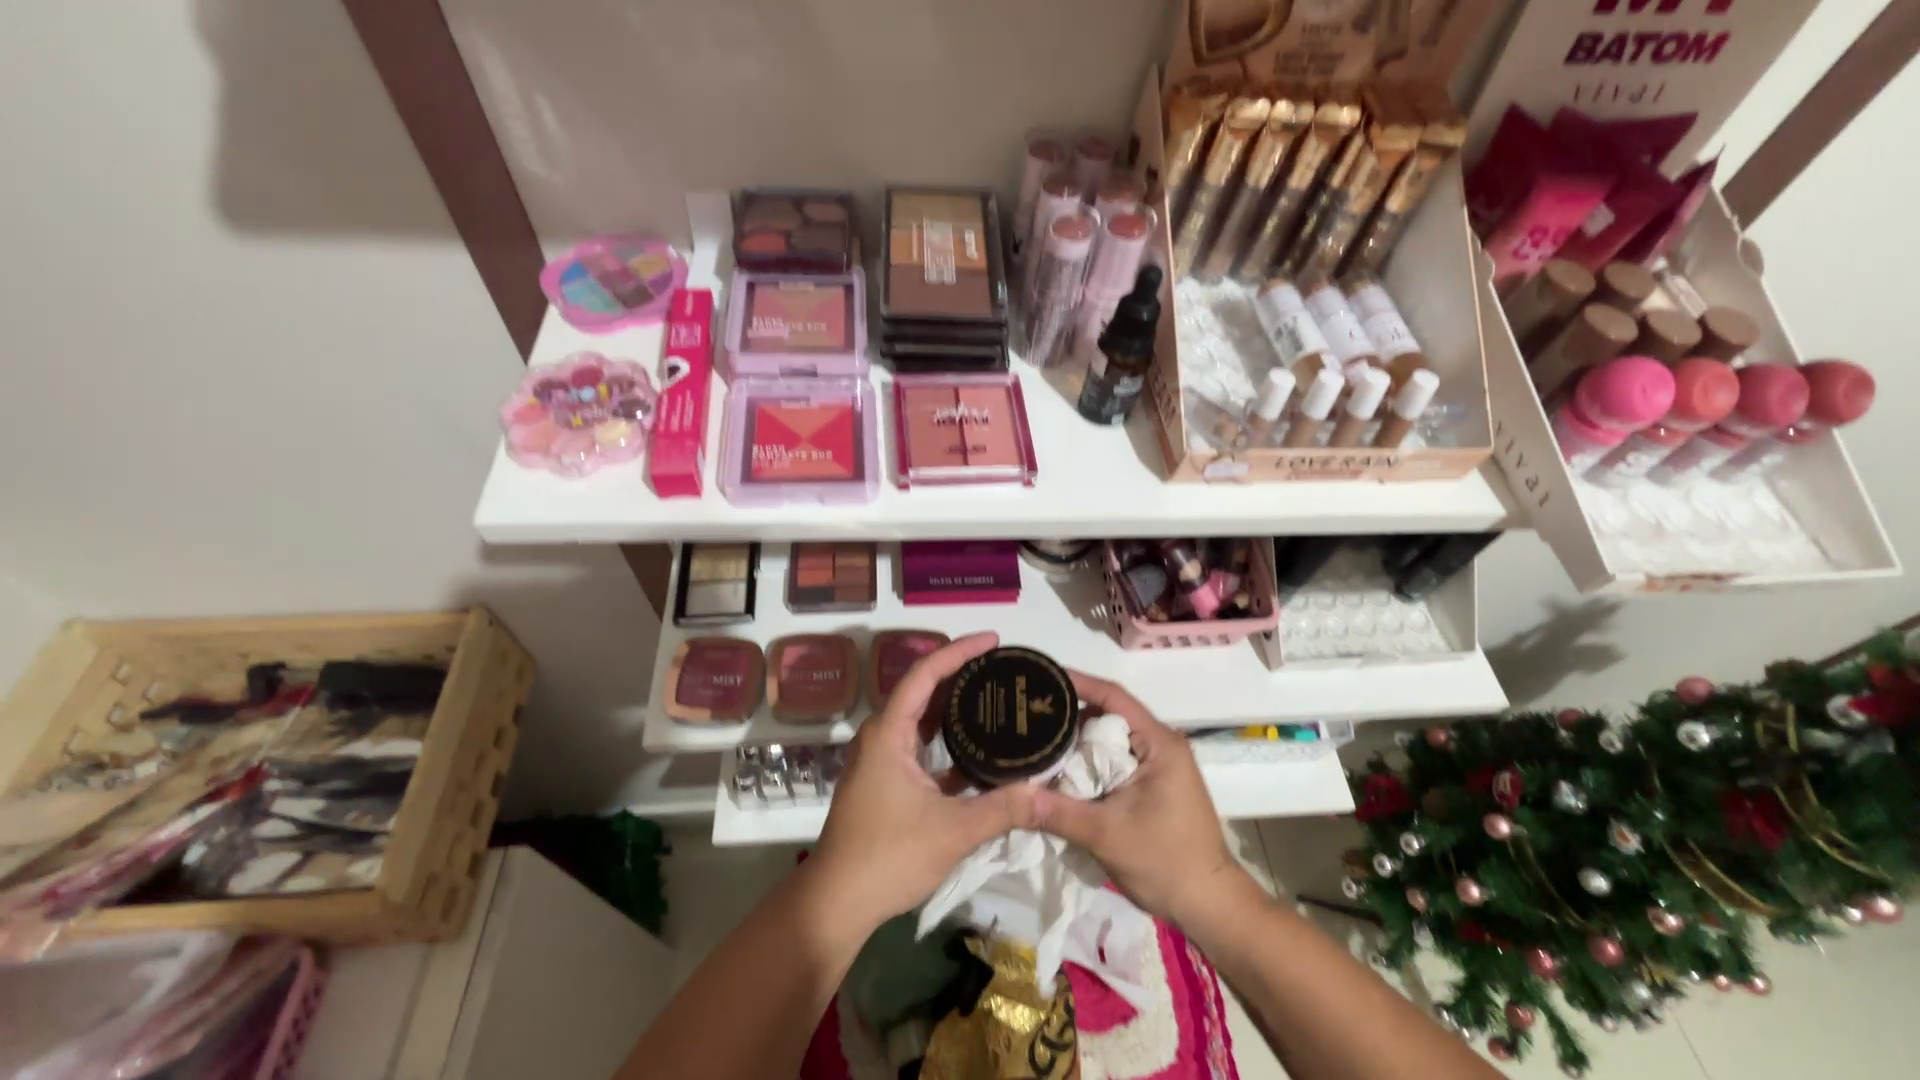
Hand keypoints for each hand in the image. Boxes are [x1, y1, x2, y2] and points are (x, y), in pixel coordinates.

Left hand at [807, 632, 1036, 931]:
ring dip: (956, 710)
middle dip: (962, 676)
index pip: (924, 675)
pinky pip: (922, 748)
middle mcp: (881, 738)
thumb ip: (1003, 808)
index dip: (958, 651)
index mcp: (888, 734)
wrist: (837, 902)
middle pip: (923, 692)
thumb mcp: (953, 831)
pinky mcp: (887, 784)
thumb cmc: (887, 857)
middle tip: (1004, 669)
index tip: (993, 640)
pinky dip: (950, 743)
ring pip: (922, 721)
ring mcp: (882, 761)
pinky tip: (983, 751)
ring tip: (998, 700)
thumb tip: (1049, 792)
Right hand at [1030, 672, 1249, 923]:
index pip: (1114, 697)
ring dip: (1076, 743)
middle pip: (1108, 717)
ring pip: (1109, 742)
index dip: (1077, 684)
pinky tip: (1057, 771)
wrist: (1208, 904)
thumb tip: (1010, 794)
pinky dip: (1087, 764)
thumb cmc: (1165, 861)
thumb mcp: (1106, 835)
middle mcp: (1160, 747)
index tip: (1040, 677)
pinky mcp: (1151, 787)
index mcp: (1159, 744)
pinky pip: (1114, 763)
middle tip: (1025, 713)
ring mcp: (1157, 768)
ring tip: (1032, 738)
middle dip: (1068, 715)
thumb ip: (1058, 811)